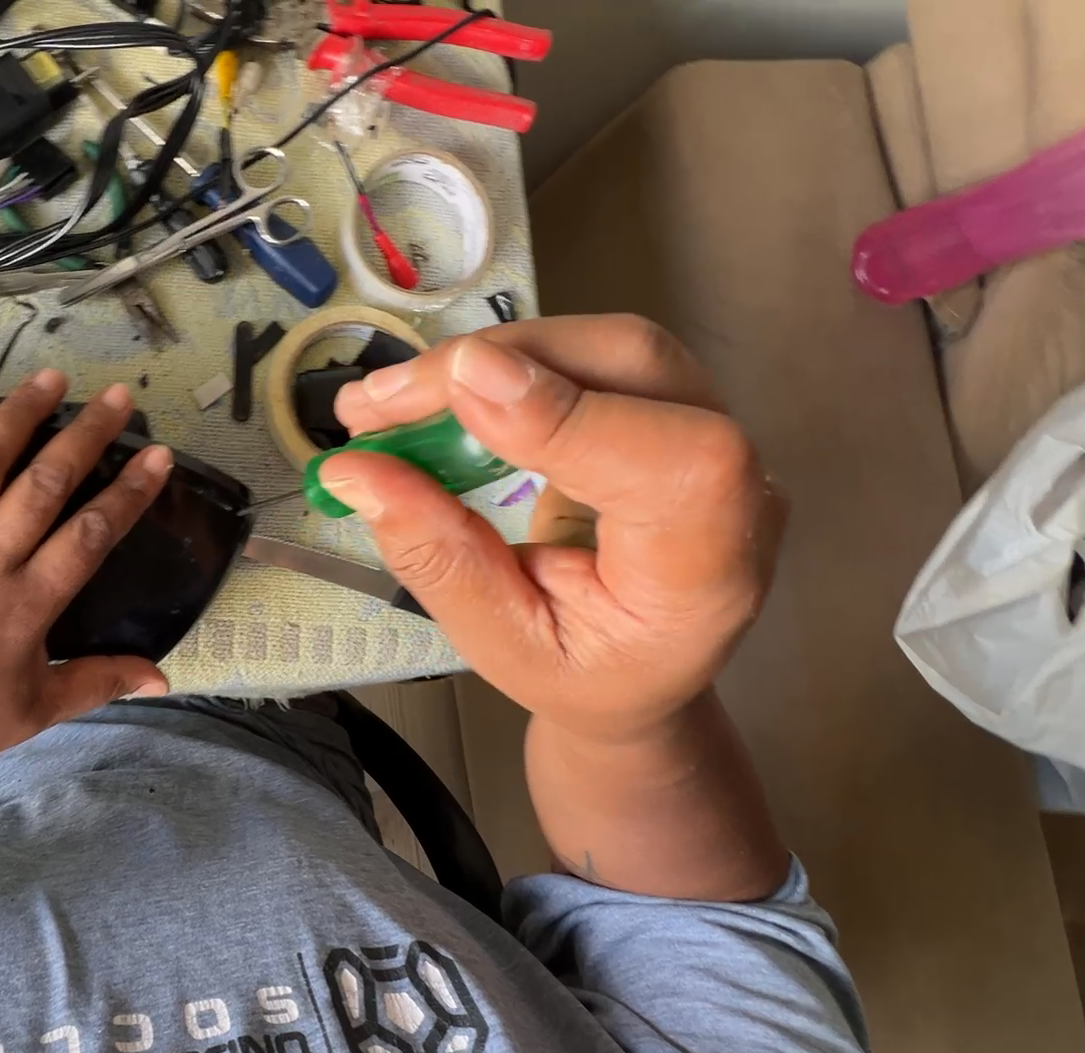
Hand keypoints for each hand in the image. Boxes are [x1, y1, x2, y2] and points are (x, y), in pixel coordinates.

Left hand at [0, 371, 173, 804]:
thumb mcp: (35, 712)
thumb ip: (101, 683)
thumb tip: (164, 676)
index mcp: (25, 606)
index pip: (91, 534)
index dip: (130, 492)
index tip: (158, 456)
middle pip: (43, 485)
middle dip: (87, 435)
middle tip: (118, 397)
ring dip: (17, 416)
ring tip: (50, 379)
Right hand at [321, 315, 786, 738]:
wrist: (641, 669)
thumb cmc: (579, 675)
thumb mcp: (498, 643)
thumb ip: (437, 560)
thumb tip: (354, 472)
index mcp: (706, 572)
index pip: (673, 465)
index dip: (568, 412)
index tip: (462, 384)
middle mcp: (730, 483)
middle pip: (634, 367)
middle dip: (495, 364)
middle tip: (376, 402)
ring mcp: (704, 432)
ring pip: (604, 346)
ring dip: (486, 357)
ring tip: (387, 400)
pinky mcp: (664, 409)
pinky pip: (584, 358)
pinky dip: (499, 364)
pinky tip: (437, 394)